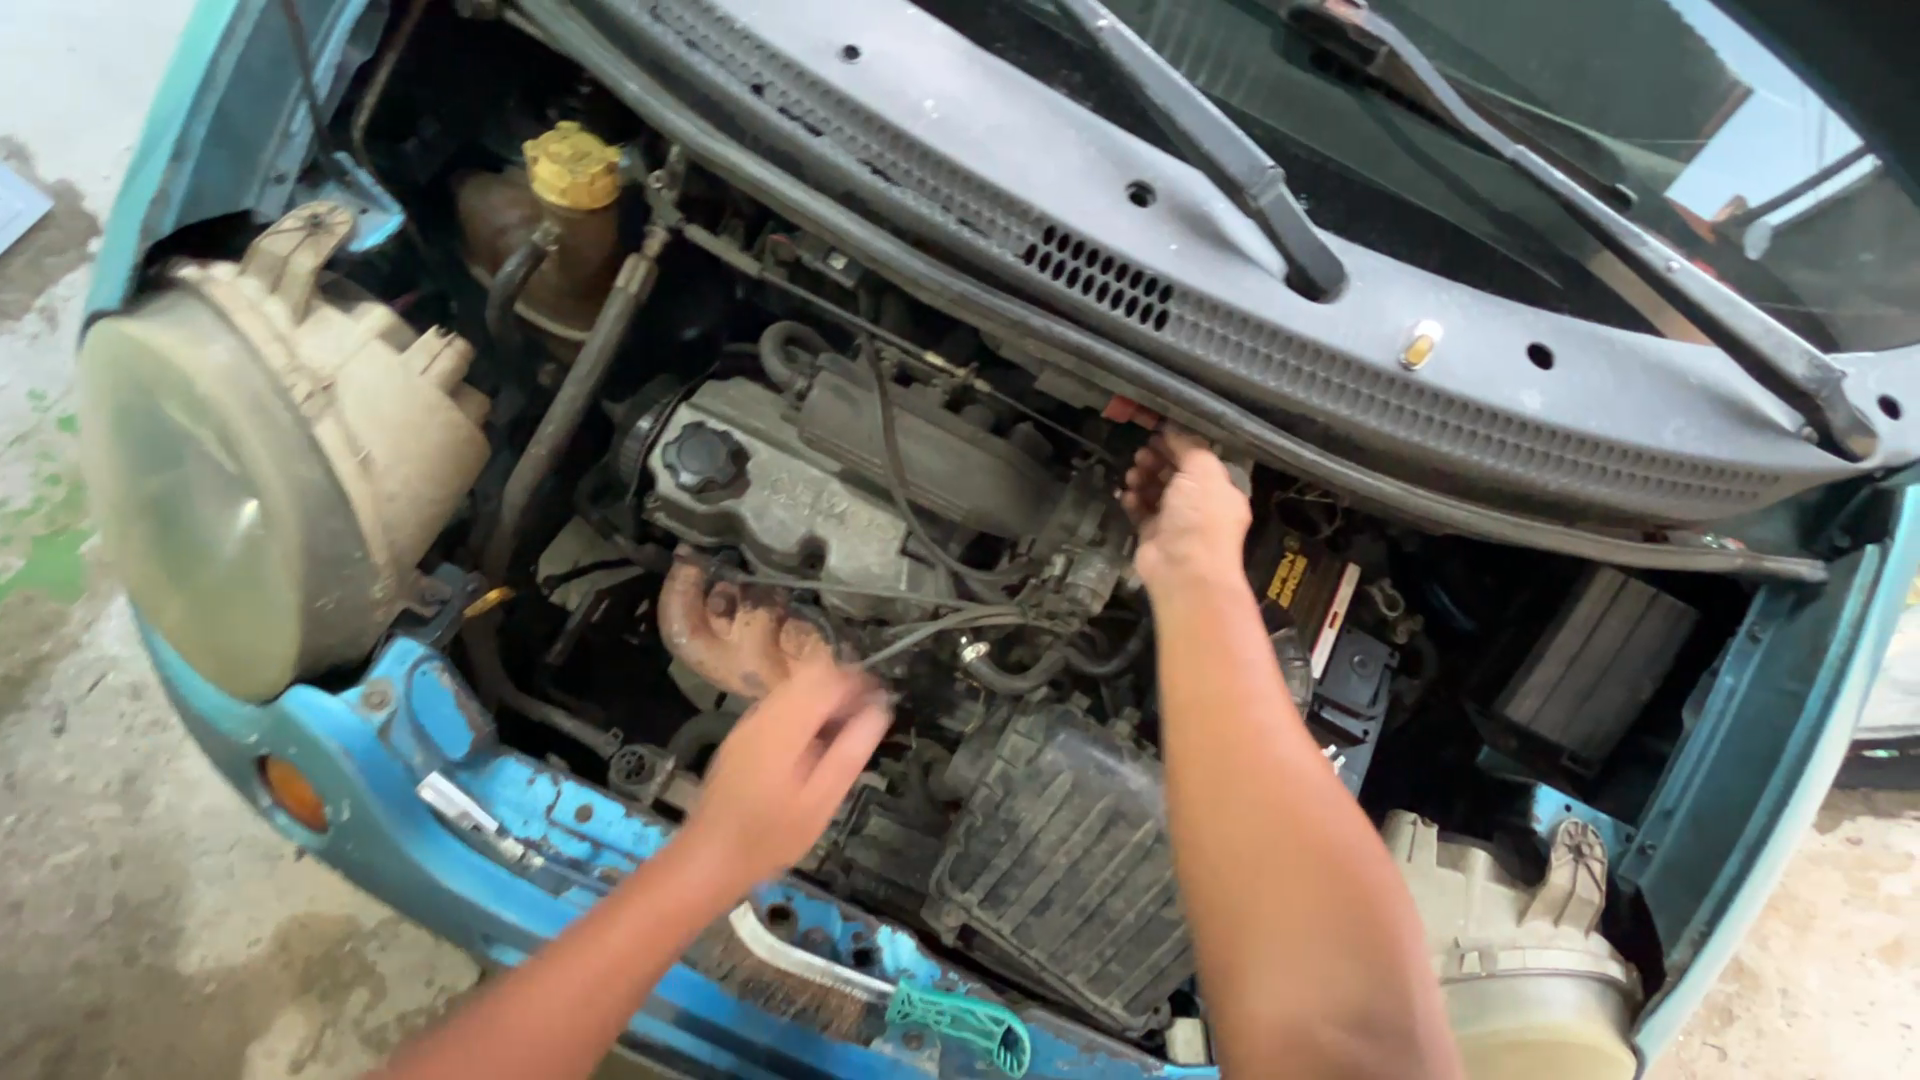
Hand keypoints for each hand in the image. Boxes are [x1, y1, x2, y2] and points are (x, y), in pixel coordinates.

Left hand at [675, 664, 891, 892]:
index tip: (882, 701)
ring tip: (845, 731)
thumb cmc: (771, 836)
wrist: (710, 858)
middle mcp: (763, 713)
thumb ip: (851, 751)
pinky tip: (815, 744)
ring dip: (824, 698)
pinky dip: (805, 711)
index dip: (860, 683)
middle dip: (843, 687)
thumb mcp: (821, 800)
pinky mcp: (742, 735)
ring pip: (795, 687)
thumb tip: (880, 711)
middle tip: (866, 717)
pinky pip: (781, 705)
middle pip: (810, 675)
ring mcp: (749, 723)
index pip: (828, 678)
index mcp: (784, 725)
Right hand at [1121, 430, 1252, 592]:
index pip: (1198, 462)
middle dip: (1157, 461)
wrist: (1184, 569)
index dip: (1178, 446)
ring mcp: (1175, 522)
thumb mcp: (1203, 471)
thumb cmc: (1200, 517)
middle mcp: (1199, 506)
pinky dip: (1133, 501)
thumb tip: (1174, 432)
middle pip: (1175, 476)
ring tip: (1133, 474)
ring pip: (1156, 492)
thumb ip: (1190, 447)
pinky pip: (1140, 512)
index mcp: (1219, 490)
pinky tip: (1127, 494)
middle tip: (1141, 454)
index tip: (1156, 435)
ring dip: (1143, 479)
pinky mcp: (1153, 536)